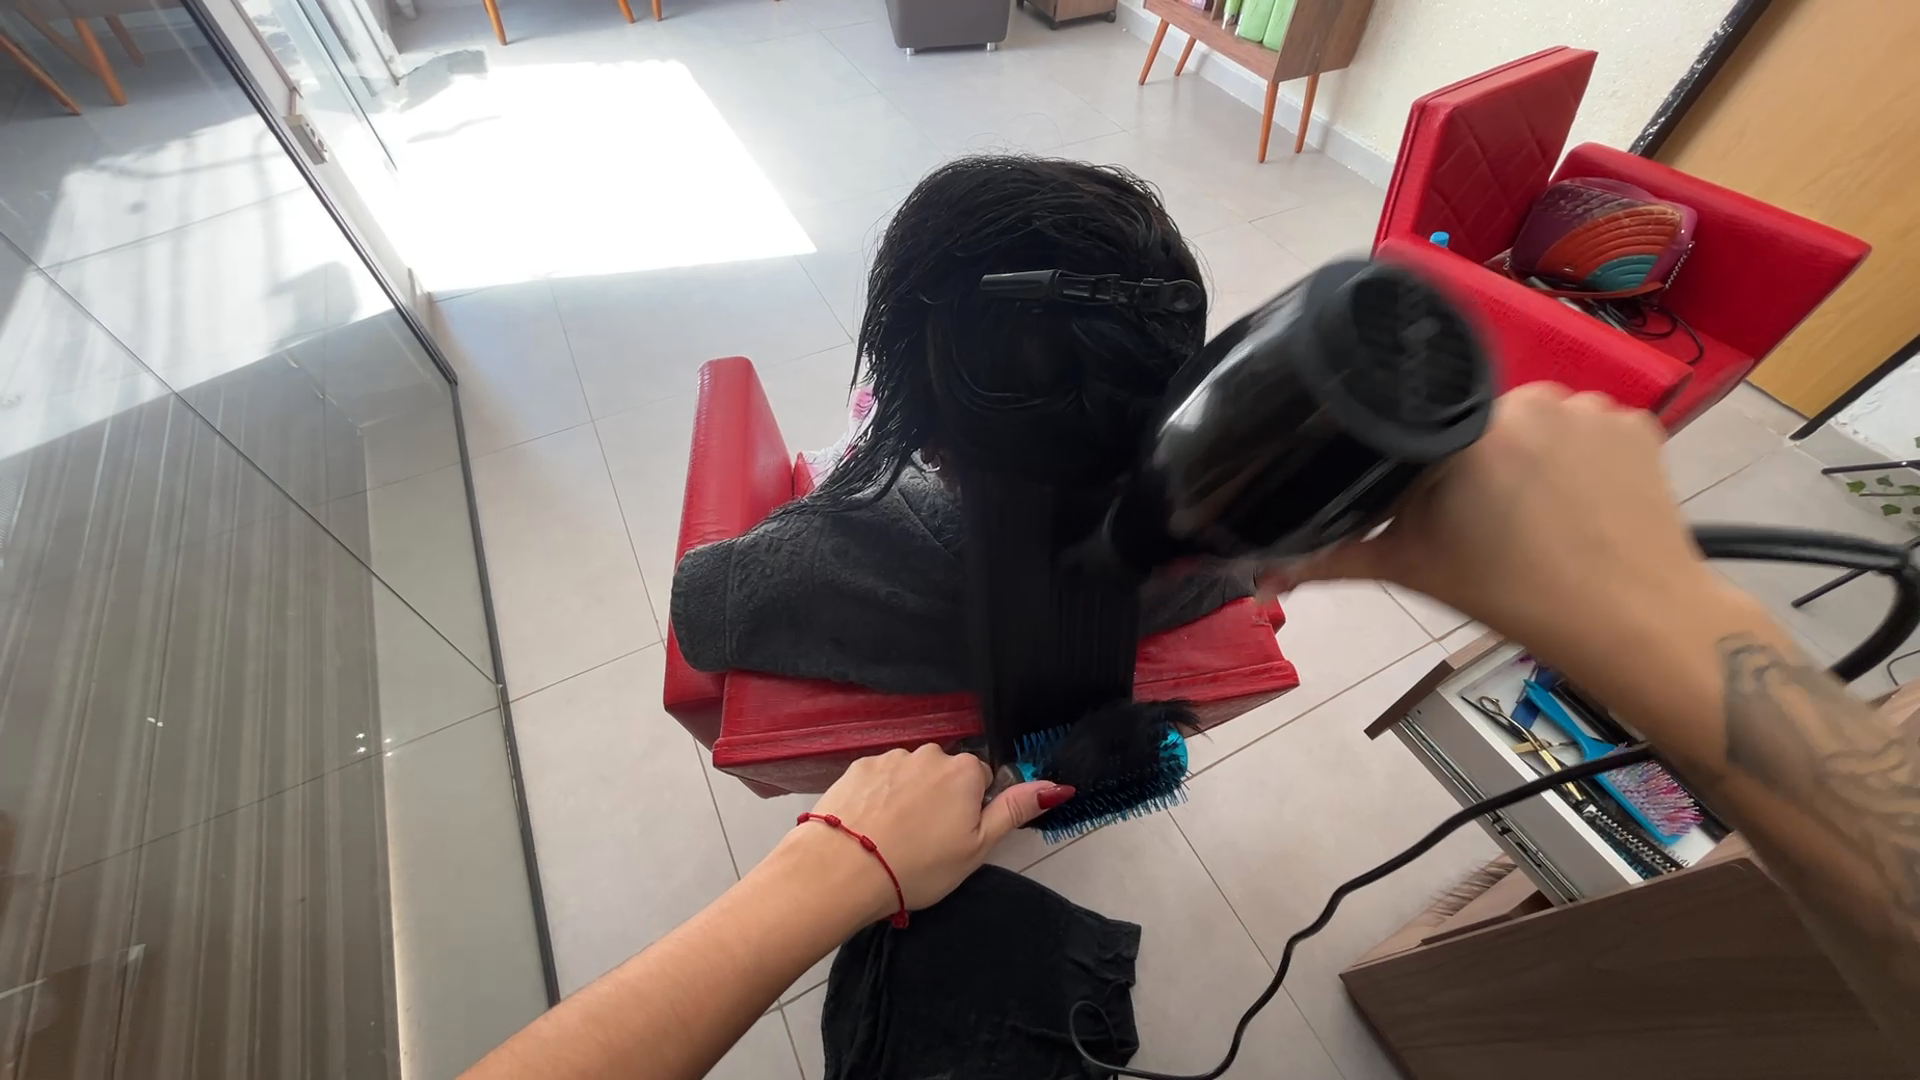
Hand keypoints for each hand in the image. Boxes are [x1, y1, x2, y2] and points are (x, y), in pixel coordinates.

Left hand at [784, 745, 1069, 919]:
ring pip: (910, 776)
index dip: (971, 810)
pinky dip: (878, 798)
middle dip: (940, 800)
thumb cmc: (918, 866)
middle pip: (945, 774)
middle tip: (924, 842)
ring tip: (893, 839)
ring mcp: (891, 757)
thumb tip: (1056, 785)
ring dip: (908, 798)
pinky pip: (879, 778)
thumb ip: (1015, 810)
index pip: (981, 780)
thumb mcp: (977, 847)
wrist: (842, 869)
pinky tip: (869, 827)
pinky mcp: (859, 767)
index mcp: (964, 771)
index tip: (954, 837)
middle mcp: (929, 754)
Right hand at [1270, 383, 1736, 658]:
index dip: (1413, 464)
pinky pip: (1581, 422)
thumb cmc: (1509, 593)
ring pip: (1526, 417)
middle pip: (1469, 419)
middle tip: (1472, 510)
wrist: (1630, 621)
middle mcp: (1528, 405)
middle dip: (1465, 457)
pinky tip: (1570, 493)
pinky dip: (1571, 450)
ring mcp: (1591, 410)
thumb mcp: (1406, 568)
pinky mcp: (1636, 421)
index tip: (1424, 498)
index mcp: (1464, 436)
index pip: (1413, 428)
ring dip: (1517, 450)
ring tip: (1525, 503)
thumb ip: (1329, 561)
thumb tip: (1264, 577)